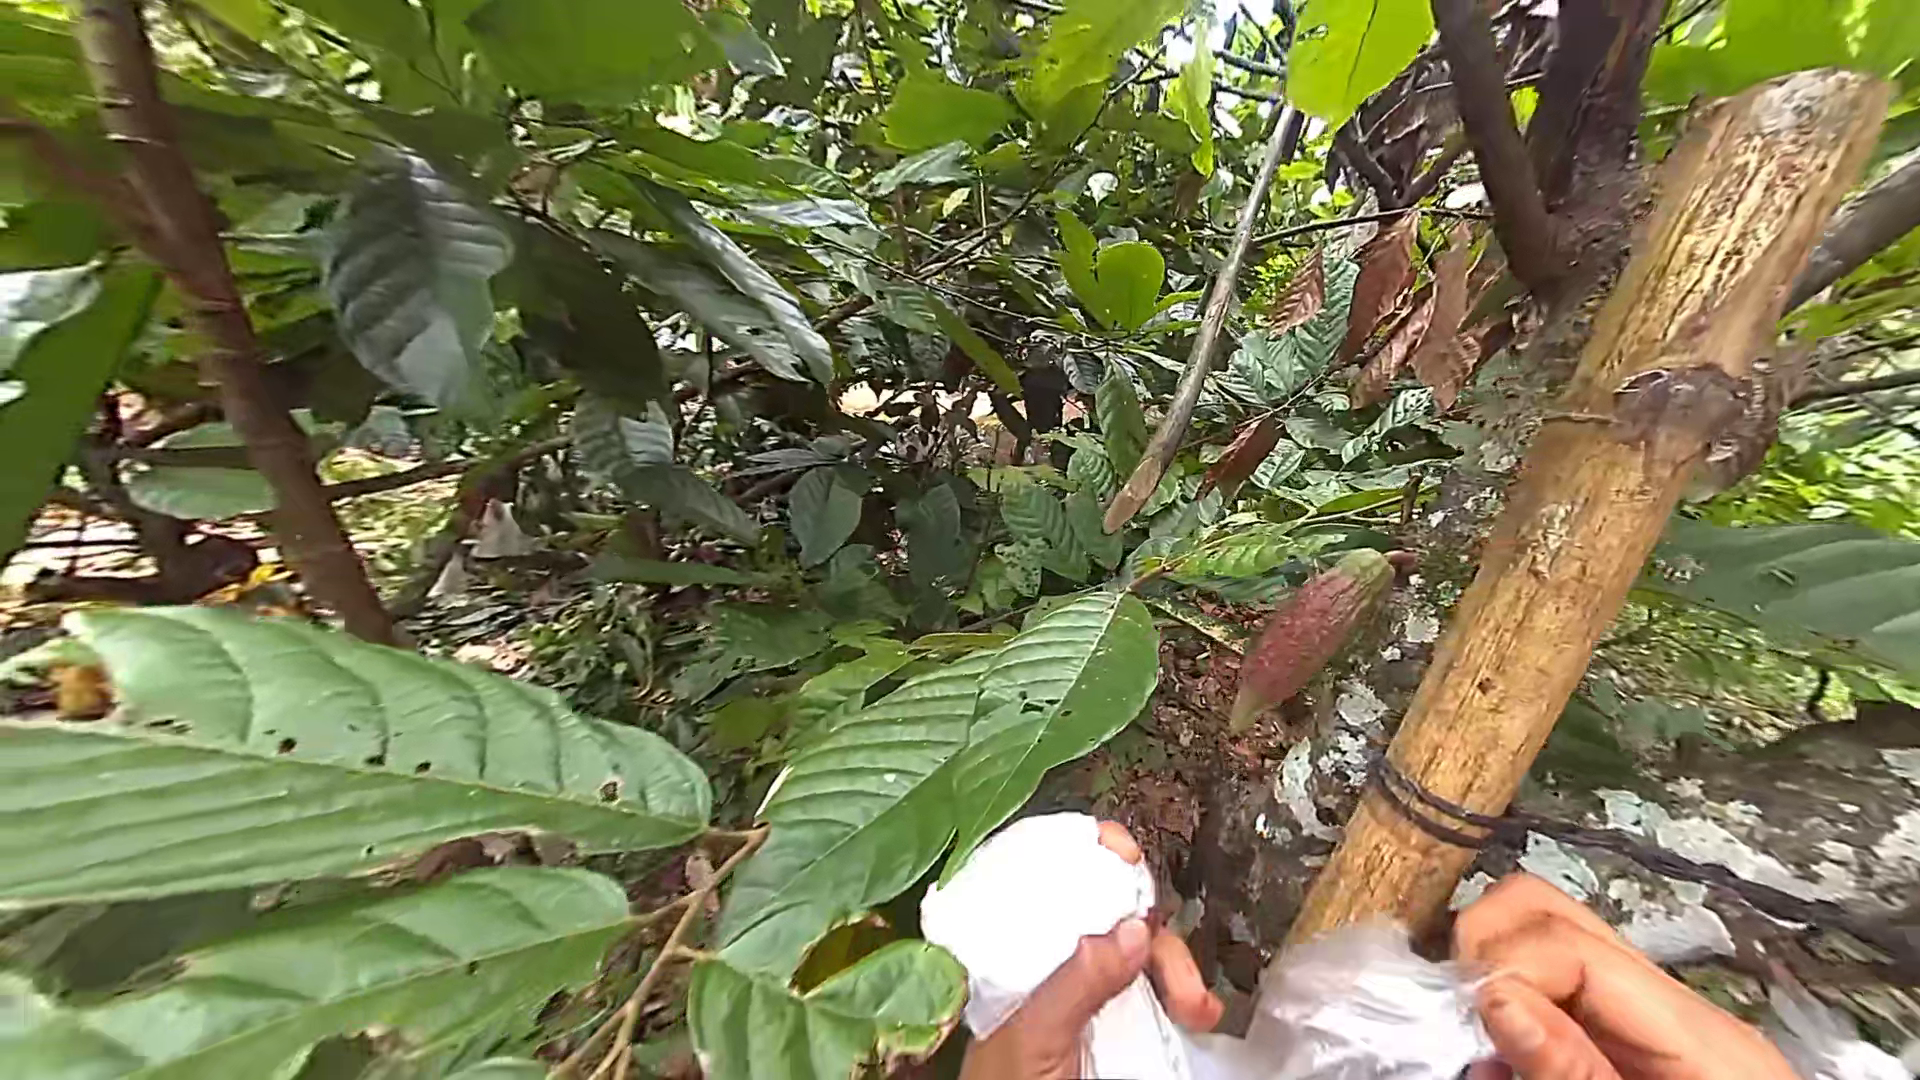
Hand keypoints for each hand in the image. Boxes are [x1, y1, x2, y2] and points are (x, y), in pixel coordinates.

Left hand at [958, 822, 1223, 1079]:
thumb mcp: (1033, 1033)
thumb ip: (1077, 979)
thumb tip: (1135, 925)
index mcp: (1026, 943)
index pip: (1056, 876)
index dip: (1090, 853)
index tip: (1122, 851)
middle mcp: (1063, 954)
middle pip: (1114, 908)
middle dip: (1153, 927)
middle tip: (1178, 979)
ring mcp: (1096, 987)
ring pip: (1144, 946)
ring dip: (1177, 966)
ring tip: (1196, 1007)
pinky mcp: (1124, 1021)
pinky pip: (1158, 990)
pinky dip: (1184, 995)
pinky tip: (1199, 1013)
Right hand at [1456, 874, 1795, 1079]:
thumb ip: (1574, 1075)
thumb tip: (1493, 996)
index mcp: (1703, 1037)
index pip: (1564, 942)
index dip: (1501, 967)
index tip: (1468, 1019)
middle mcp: (1671, 1002)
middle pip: (1542, 908)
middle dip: (1483, 944)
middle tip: (1465, 1010)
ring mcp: (1643, 1009)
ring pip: (1531, 923)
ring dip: (1486, 961)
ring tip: (1480, 1028)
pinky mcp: (1617, 1025)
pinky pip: (1538, 966)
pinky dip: (1501, 987)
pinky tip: (1504, 1047)